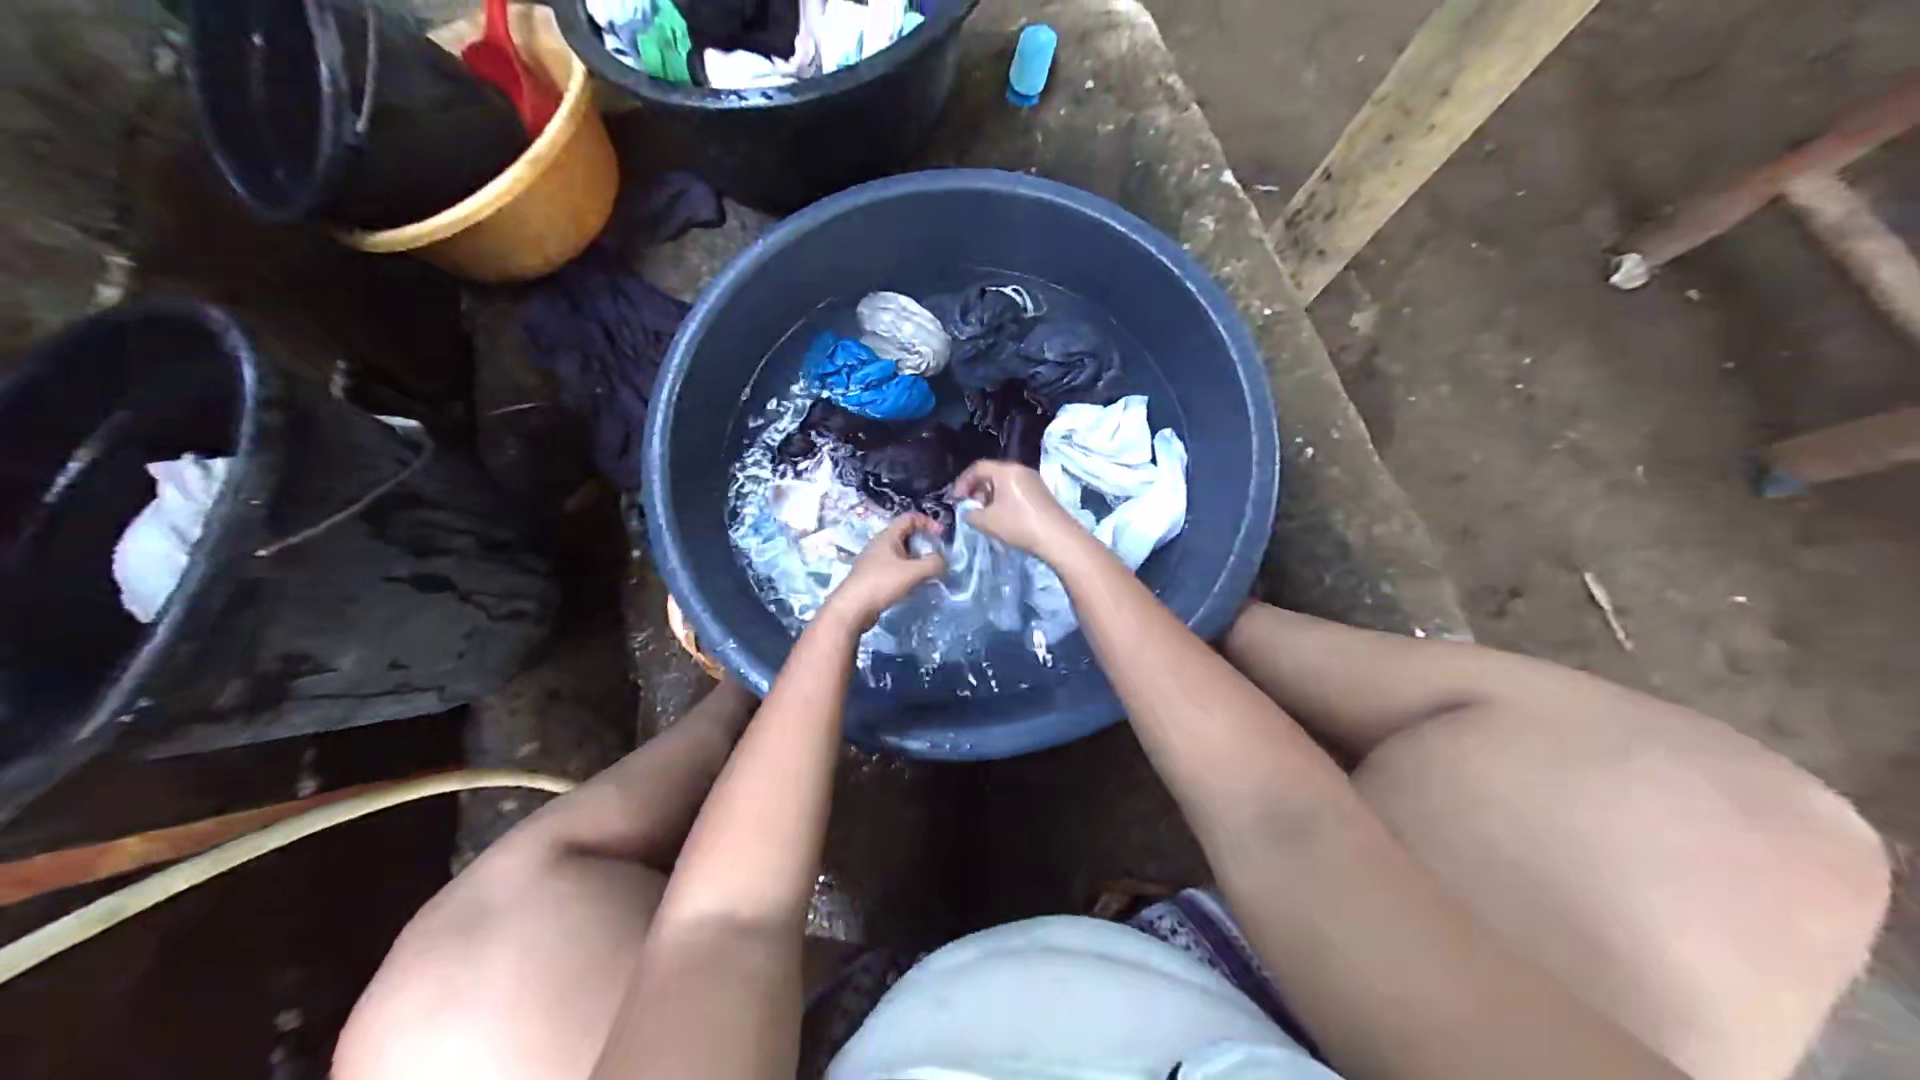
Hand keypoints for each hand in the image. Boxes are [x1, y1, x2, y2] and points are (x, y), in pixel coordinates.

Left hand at [818, 515, 945, 632]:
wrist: (853, 608)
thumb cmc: (882, 583)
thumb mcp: (913, 572)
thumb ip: (933, 564)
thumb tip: (943, 562)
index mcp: (888, 537)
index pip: (910, 518)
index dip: (928, 522)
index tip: (941, 534)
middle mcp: (880, 545)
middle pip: (907, 536)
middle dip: (925, 544)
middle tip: (938, 556)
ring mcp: (876, 562)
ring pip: (902, 555)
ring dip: (918, 560)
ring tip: (930, 573)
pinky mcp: (874, 578)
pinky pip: (896, 569)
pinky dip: (909, 573)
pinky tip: (914, 585)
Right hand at [952, 460, 1087, 562]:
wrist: (1057, 538)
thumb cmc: (1018, 525)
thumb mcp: (987, 521)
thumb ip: (971, 514)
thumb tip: (969, 511)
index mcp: (1006, 471)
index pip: (978, 468)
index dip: (963, 482)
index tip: (957, 499)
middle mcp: (1021, 470)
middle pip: (992, 474)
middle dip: (977, 490)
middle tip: (971, 508)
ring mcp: (1034, 480)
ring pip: (1005, 483)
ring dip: (991, 497)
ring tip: (986, 515)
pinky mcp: (1041, 493)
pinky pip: (1016, 490)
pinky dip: (1005, 500)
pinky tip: (1004, 518)